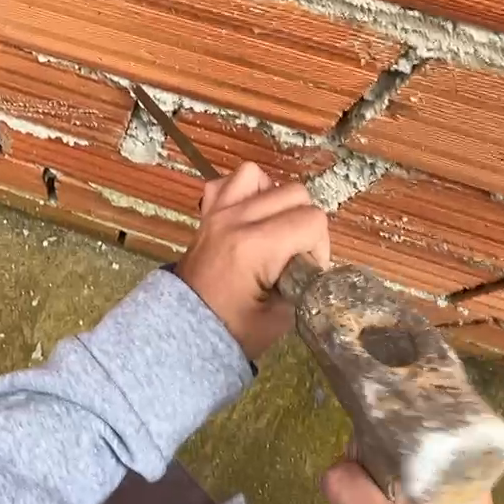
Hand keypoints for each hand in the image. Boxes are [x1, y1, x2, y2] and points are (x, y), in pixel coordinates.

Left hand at [173, 162, 330, 359]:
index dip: (320, 246)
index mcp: (255, 246)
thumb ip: (303, 284)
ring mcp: (217, 211)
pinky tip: (250, 216)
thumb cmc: (232, 329)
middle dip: (305, 223)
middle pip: (293, 192)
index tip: (309, 270)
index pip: (311, 219)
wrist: (183, 327)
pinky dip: (245, 191)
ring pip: (258, 175)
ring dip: (274, 198)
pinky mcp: (206, 211)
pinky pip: (228, 181)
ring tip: (274, 228)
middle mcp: (235, 219)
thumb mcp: (280, 317)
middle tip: (296, 255)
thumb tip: (311, 264)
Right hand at [323, 460, 503, 503]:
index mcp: (456, 469)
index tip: (360, 481)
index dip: (368, 449)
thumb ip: (353, 493)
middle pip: (380, 456)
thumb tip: (333, 471)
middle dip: (362, 493)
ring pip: (374, 484)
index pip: (397, 426)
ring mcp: (435, 503)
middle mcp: (448, 478)